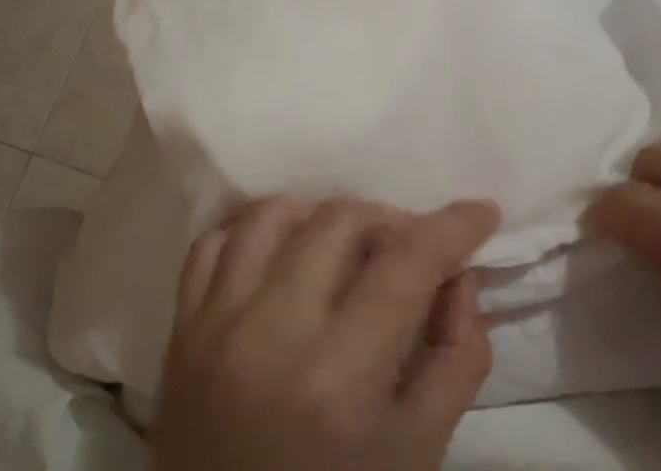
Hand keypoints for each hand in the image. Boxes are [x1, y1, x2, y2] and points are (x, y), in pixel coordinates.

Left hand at [149, 196, 499, 470]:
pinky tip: (283, 250)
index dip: (453, 226)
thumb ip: (457, 359)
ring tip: (348, 244)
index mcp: (339, 375)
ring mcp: (215, 325)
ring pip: (272, 215)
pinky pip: (212, 243)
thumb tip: (459, 278)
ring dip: (323, 215)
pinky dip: (254, 230)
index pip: (406, 263)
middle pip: (339, 222)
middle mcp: (271, 333)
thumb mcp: (420, 450)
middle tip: (412, 249)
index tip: (481, 213)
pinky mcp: (180, 330)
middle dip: (391, 220)